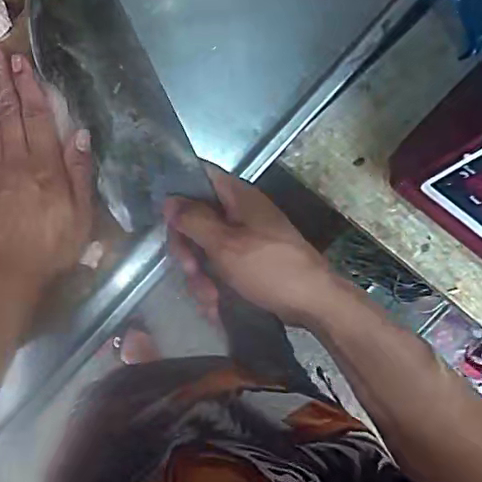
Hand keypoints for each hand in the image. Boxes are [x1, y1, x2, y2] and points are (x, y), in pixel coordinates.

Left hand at [0, 46, 93, 298]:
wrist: (10, 270)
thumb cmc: (52, 245)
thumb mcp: (81, 213)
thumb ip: (79, 172)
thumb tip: (79, 132)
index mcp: (45, 165)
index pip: (37, 117)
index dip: (30, 87)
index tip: (22, 63)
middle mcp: (17, 160)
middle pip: (10, 113)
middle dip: (4, 81)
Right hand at [164, 164, 352, 327]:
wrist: (315, 306)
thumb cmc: (270, 269)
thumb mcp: (224, 244)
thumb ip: (192, 220)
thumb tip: (169, 201)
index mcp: (238, 197)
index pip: (201, 175)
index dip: (178, 191)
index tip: (165, 218)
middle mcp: (241, 213)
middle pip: (195, 218)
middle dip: (187, 248)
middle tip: (190, 269)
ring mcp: (245, 238)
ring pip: (203, 248)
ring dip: (200, 274)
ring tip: (210, 296)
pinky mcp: (248, 262)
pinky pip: (218, 267)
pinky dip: (214, 285)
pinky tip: (216, 304)